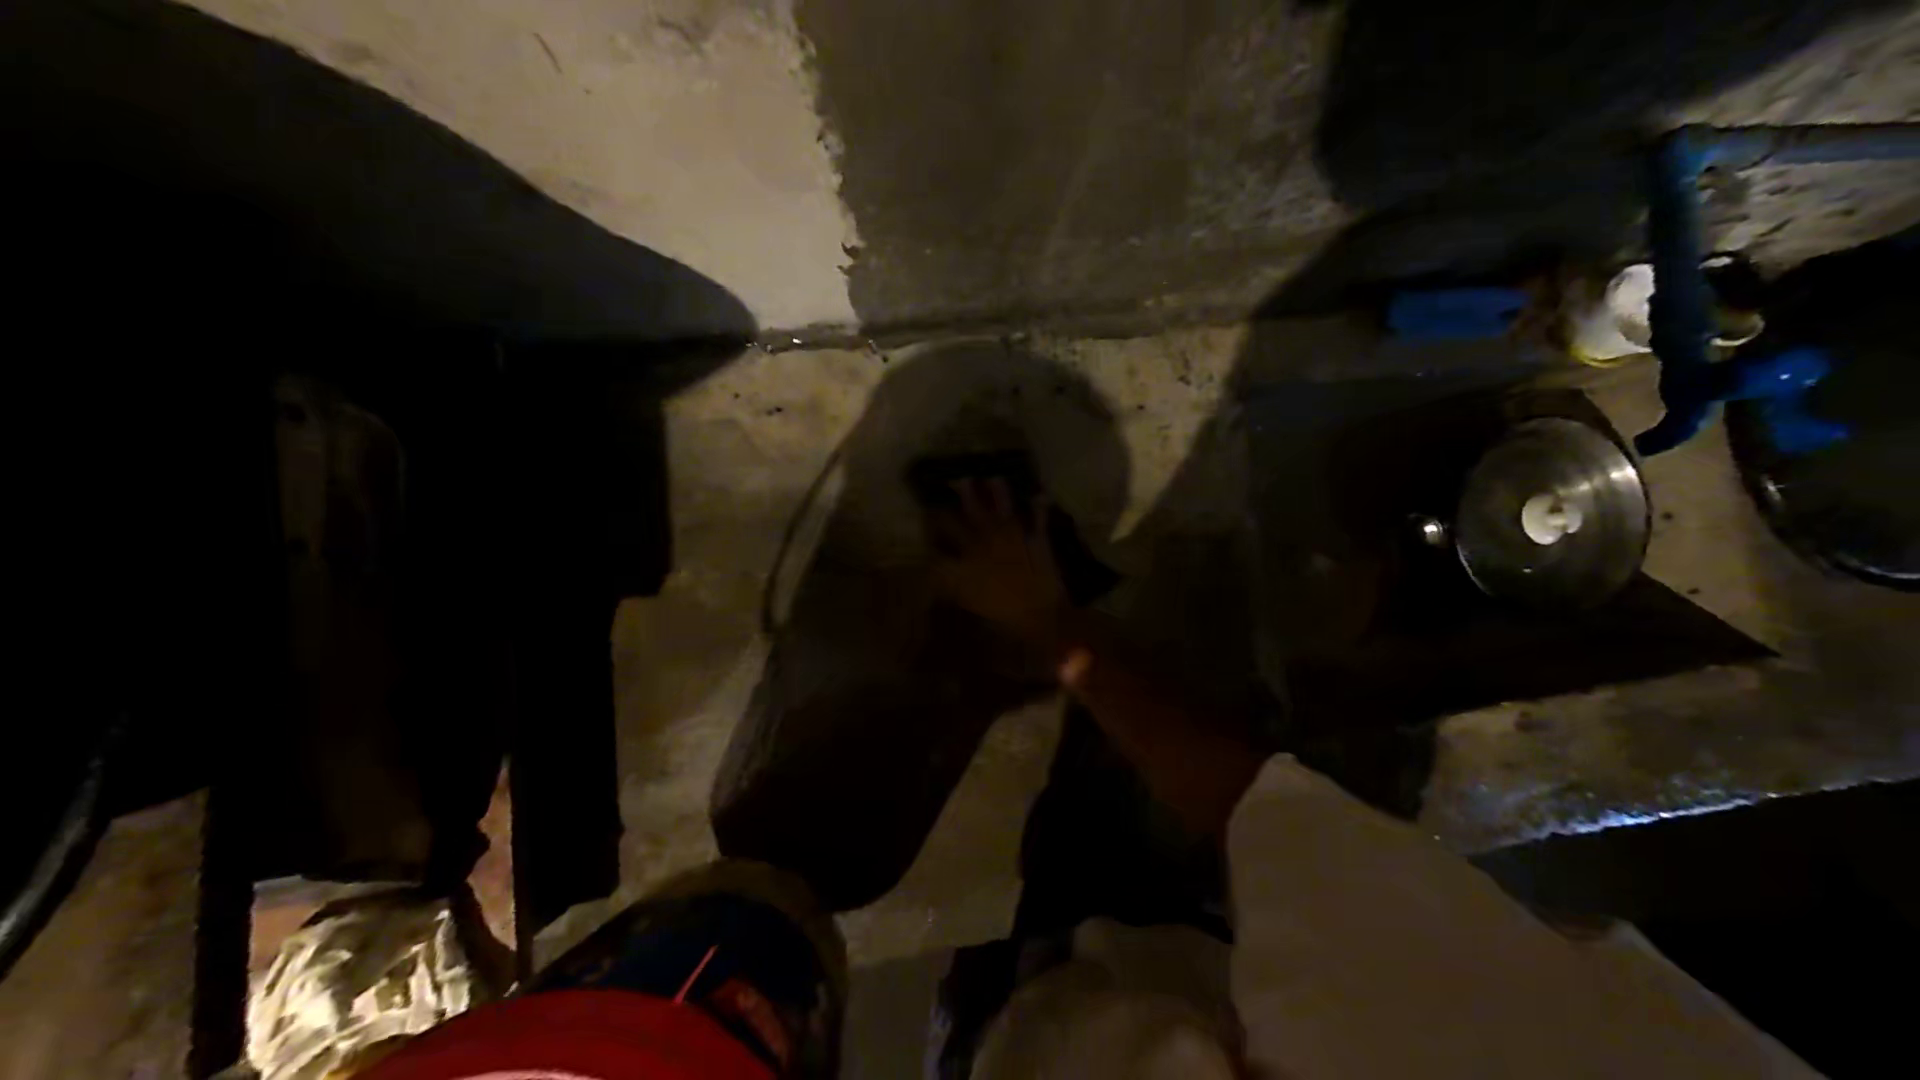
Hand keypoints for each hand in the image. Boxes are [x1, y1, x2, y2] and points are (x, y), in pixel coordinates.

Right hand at [926, 478, 1069, 655]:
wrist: (1039, 613)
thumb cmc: (999, 610)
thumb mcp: (965, 596)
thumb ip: (946, 579)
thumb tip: (928, 567)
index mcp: (971, 552)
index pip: (949, 529)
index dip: (937, 518)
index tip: (930, 508)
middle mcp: (991, 538)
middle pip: (975, 512)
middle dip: (966, 495)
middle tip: (959, 479)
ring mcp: (1016, 537)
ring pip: (1005, 508)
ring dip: (1000, 493)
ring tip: (995, 477)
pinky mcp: (1039, 541)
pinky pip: (1039, 520)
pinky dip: (1039, 507)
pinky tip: (1040, 495)